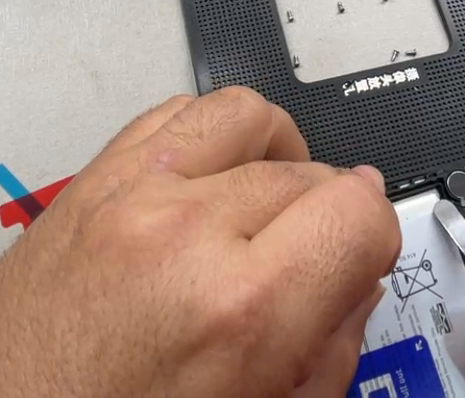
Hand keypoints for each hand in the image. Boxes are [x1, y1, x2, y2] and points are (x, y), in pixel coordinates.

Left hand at [0, 88, 400, 397]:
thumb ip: (328, 351)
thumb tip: (354, 274)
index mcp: (238, 309)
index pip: (361, 210)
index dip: (375, 236)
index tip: (362, 255)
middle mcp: (184, 231)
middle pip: (310, 170)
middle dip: (325, 215)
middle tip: (309, 260)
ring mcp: (130, 192)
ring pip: (247, 115)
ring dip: (274, 154)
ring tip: (264, 203)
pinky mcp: (89, 178)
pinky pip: (176, 113)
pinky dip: (210, 136)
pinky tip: (208, 181)